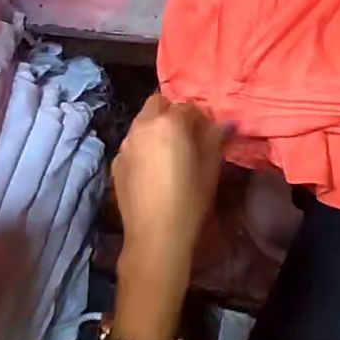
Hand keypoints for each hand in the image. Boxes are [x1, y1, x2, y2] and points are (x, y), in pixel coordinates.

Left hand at [110, 94, 226, 293]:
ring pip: (141, 123)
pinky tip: (152, 170)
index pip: (188, 106)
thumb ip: (215, 138)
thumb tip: (223, 123)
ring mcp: (125, 144)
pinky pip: (132, 144)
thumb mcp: (211, 168)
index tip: (208, 133)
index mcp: (169, 123)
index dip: (200, 117)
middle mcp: (143, 126)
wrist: (155, 236)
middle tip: (185, 135)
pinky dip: (142, 147)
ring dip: (155, 128)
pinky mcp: (116, 163)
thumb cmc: (190, 199)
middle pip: (157, 103)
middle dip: (171, 112)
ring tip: (169, 153)